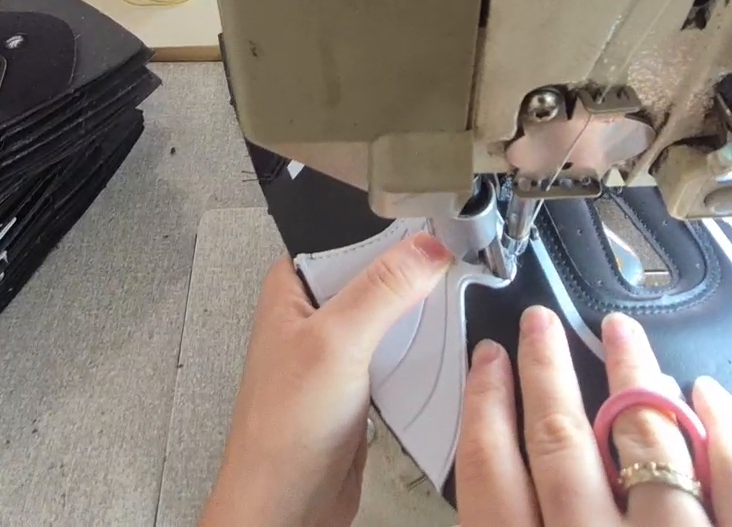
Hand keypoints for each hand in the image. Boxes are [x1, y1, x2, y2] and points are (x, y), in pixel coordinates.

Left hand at [200, 234, 454, 526]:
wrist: (288, 509)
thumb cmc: (279, 430)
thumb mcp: (336, 342)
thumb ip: (382, 289)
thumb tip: (427, 246)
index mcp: (296, 283)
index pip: (355, 236)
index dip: (396, 232)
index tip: (440, 233)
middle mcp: (317, 309)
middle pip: (381, 271)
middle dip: (415, 278)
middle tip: (452, 277)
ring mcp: (342, 344)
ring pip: (396, 312)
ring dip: (422, 319)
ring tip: (446, 318)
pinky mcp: (363, 378)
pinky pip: (403, 351)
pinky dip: (422, 353)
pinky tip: (436, 355)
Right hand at [457, 307, 731, 526]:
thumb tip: (507, 495)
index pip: (490, 482)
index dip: (483, 410)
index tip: (485, 362)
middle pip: (560, 445)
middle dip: (546, 371)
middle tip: (537, 320)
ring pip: (646, 444)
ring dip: (630, 376)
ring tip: (619, 330)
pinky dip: (729, 437)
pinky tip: (711, 395)